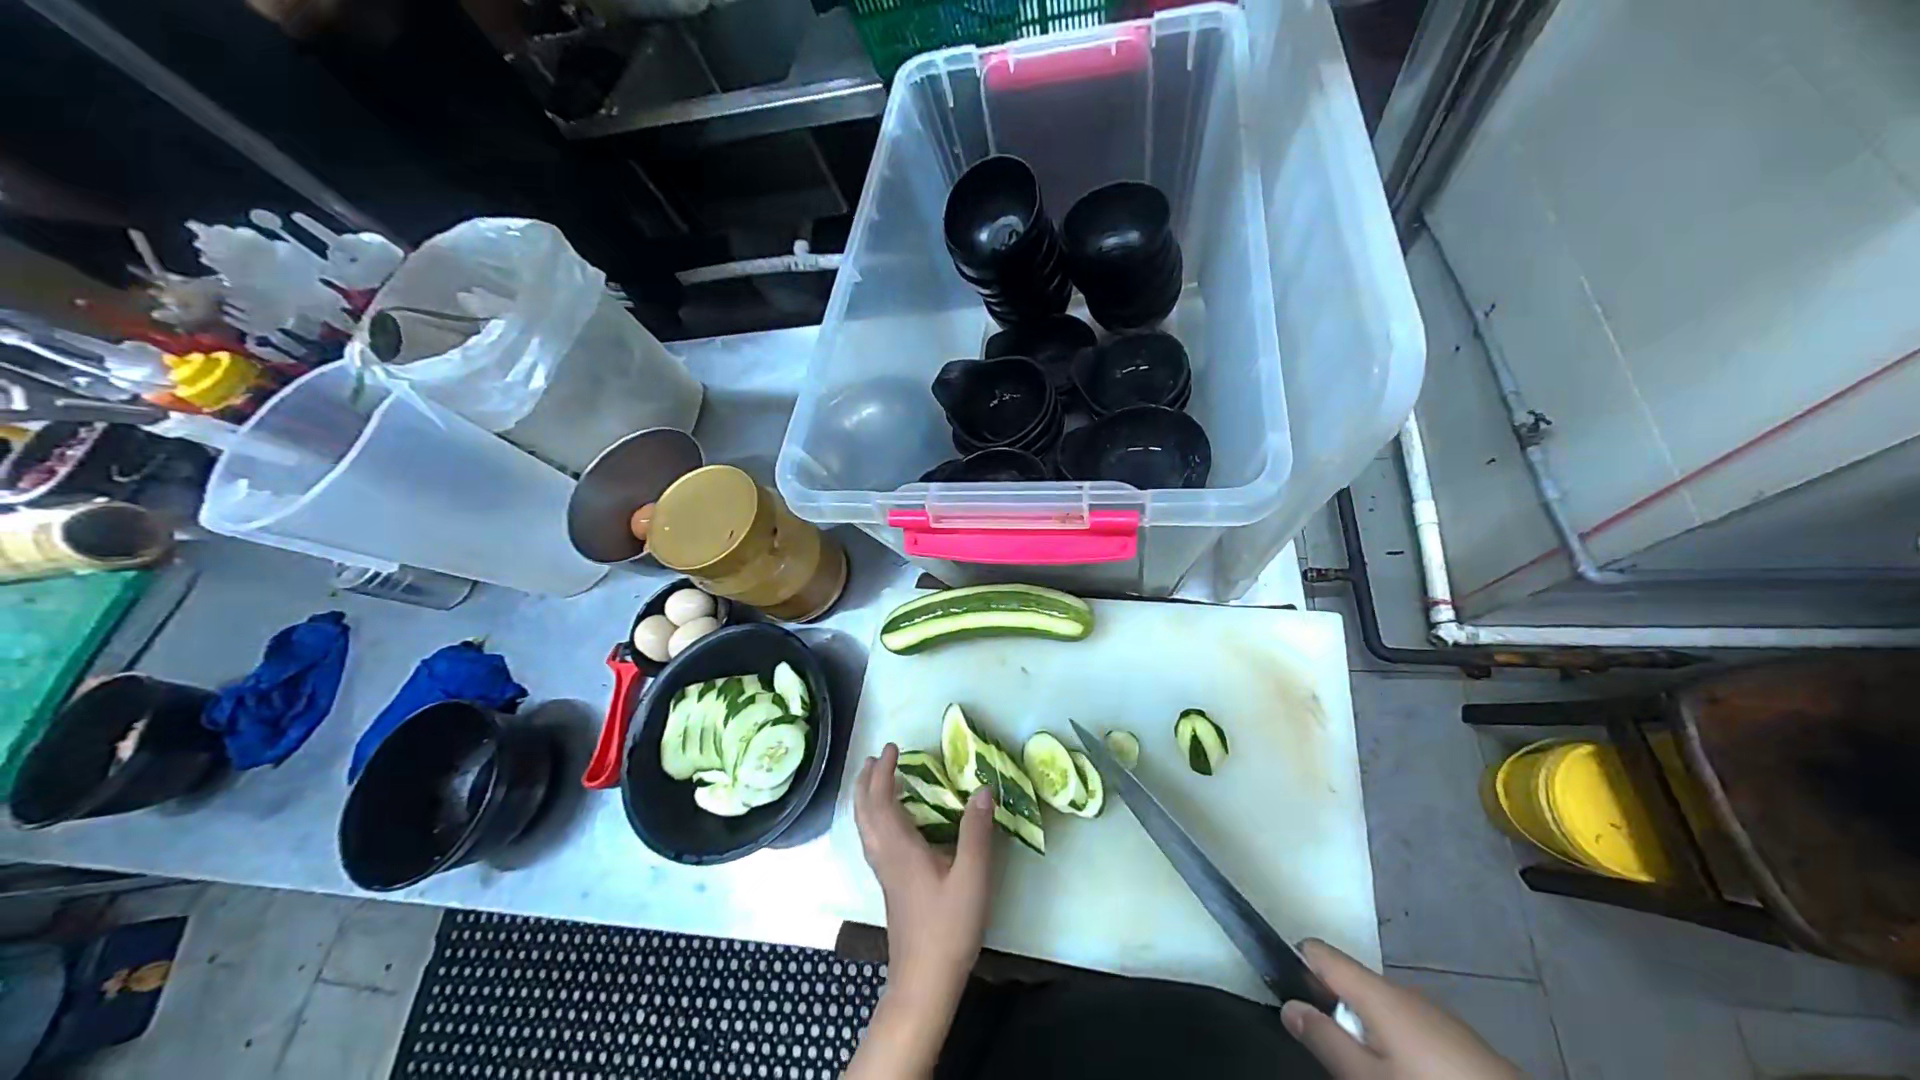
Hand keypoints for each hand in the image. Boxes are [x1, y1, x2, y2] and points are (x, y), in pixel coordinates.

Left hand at [853, 743, 996, 994]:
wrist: (924, 980)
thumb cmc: (948, 927)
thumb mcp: (972, 877)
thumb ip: (976, 832)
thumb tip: (982, 789)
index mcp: (899, 847)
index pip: (881, 798)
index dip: (883, 770)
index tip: (893, 747)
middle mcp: (884, 855)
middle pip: (864, 810)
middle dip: (867, 780)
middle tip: (878, 757)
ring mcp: (883, 872)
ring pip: (864, 825)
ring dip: (866, 797)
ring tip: (878, 781)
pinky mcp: (889, 885)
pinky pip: (872, 839)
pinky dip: (874, 817)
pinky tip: (891, 824)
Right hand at [1281, 940, 1524, 1079]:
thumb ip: (1325, 1040)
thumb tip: (1290, 1007)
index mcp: (1376, 992)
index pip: (1318, 951)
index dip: (1294, 966)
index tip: (1287, 1000)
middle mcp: (1402, 991)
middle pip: (1347, 984)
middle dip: (1332, 1013)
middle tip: (1334, 1061)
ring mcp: (1435, 1015)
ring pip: (1379, 1010)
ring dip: (1364, 1034)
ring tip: (1371, 1078)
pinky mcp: (1459, 1041)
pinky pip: (1408, 1029)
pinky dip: (1395, 1047)